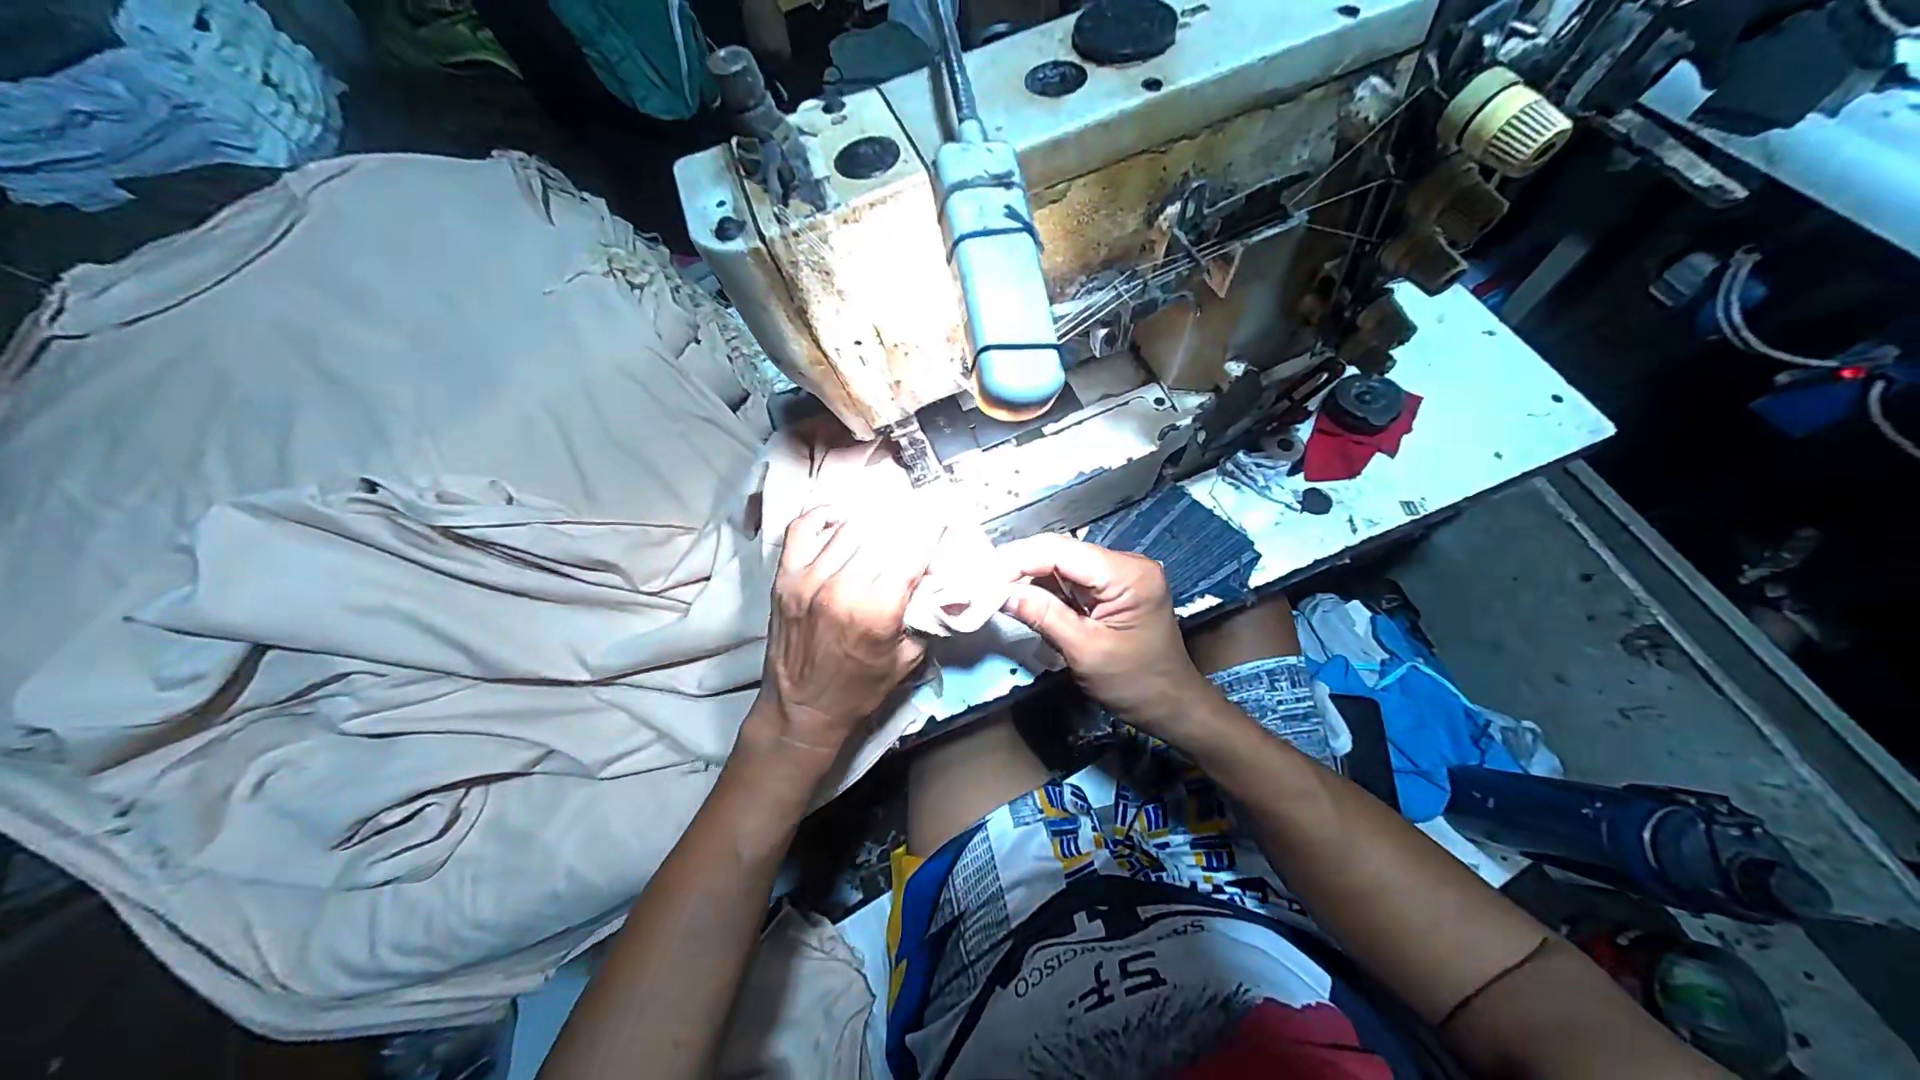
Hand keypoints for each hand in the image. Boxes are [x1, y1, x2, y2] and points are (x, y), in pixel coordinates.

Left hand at [749, 507, 934, 766]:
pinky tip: (843, 519)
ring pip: (849, 525)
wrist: (802, 710)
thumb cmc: (859, 689)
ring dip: (875, 519)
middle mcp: (841, 587)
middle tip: (921, 517)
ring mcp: (807, 578)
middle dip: (909, 520)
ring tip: (888, 519)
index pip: (912, 548)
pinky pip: (803, 528)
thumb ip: (927, 613)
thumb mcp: (908, 657)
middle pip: (883, 530)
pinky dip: (826, 516)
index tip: (944, 516)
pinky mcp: (784, 577)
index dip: (933, 526)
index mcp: (876, 611)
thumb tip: (942, 575)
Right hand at [998, 534, 1214, 733]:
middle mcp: (1127, 563)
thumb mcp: (1084, 651)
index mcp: (1128, 574)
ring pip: (1063, 563)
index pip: (1061, 551)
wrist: (1172, 705)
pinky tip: (1024, 598)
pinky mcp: (1114, 586)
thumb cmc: (1134, 684)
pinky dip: (1047, 588)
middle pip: (1061, 552)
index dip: (1018, 560)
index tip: (984, 578)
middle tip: (983, 585)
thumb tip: (1000, 593)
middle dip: (1021, 568)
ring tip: (996, 591)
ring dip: (1030, 578)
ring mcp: (1121, 573)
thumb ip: (1043, 616)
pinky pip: (1073, 578)